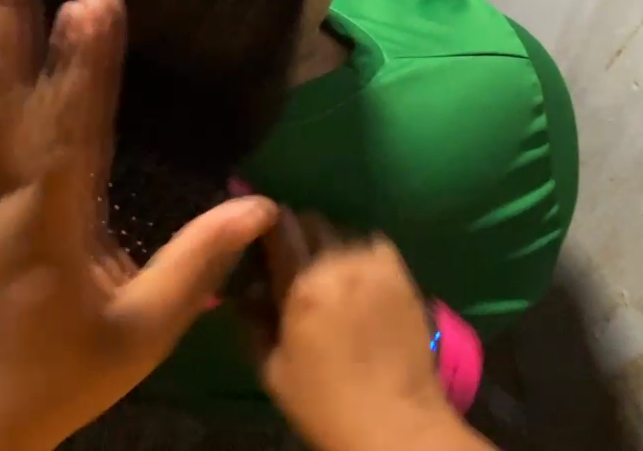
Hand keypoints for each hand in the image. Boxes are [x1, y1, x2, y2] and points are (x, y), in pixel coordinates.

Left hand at [0, 0, 277, 450]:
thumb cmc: (55, 375)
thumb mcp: (139, 335)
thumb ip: (197, 267)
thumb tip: (258, 207)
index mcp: (55, 224)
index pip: (74, 133)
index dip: (86, 67)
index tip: (97, 1)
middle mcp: (7, 190)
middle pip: (7, 92)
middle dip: (8, 10)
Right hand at [256, 213, 491, 450]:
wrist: (395, 423)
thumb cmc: (326, 403)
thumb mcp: (273, 370)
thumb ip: (252, 322)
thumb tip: (242, 289)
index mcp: (301, 286)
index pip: (279, 227)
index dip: (268, 226)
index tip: (262, 236)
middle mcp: (337, 264)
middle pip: (310, 220)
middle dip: (297, 233)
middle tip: (293, 259)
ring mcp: (372, 265)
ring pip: (341, 228)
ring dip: (328, 241)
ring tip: (326, 268)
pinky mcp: (400, 272)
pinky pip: (372, 240)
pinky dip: (359, 248)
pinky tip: (357, 272)